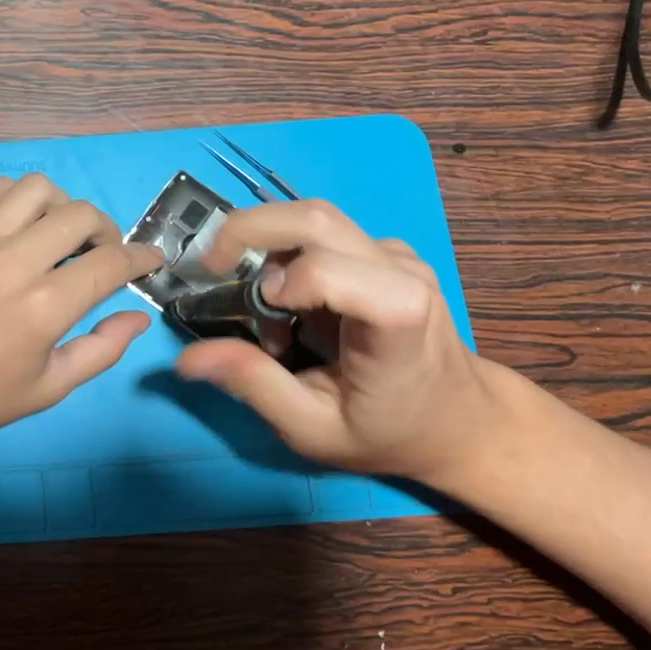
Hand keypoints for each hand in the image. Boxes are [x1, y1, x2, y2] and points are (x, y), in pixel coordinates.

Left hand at [0, 173, 163, 453]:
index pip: (110, 262)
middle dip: (107, 230)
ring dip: (61, 206)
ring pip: (36, 188)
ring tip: (57, 233)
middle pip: (80, 215)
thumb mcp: (47, 389)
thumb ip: (101, 350)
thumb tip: (138, 316)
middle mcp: (12, 262)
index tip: (150, 260)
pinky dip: (11, 194)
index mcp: (43, 308)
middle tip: (101, 253)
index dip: (141, 257)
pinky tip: (13, 221)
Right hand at [173, 200, 498, 482]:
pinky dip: (288, 256)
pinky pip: (323, 233)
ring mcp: (396, 254)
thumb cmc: (390, 431)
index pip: (334, 266)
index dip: (286, 278)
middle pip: (313, 217)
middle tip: (211, 269)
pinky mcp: (385, 251)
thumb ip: (253, 386)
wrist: (463, 421)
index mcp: (397, 318)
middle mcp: (401, 270)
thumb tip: (187, 359)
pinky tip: (290, 305)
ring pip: (313, 218)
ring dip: (267, 247)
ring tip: (260, 306)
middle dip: (247, 231)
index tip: (260, 314)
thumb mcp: (313, 428)